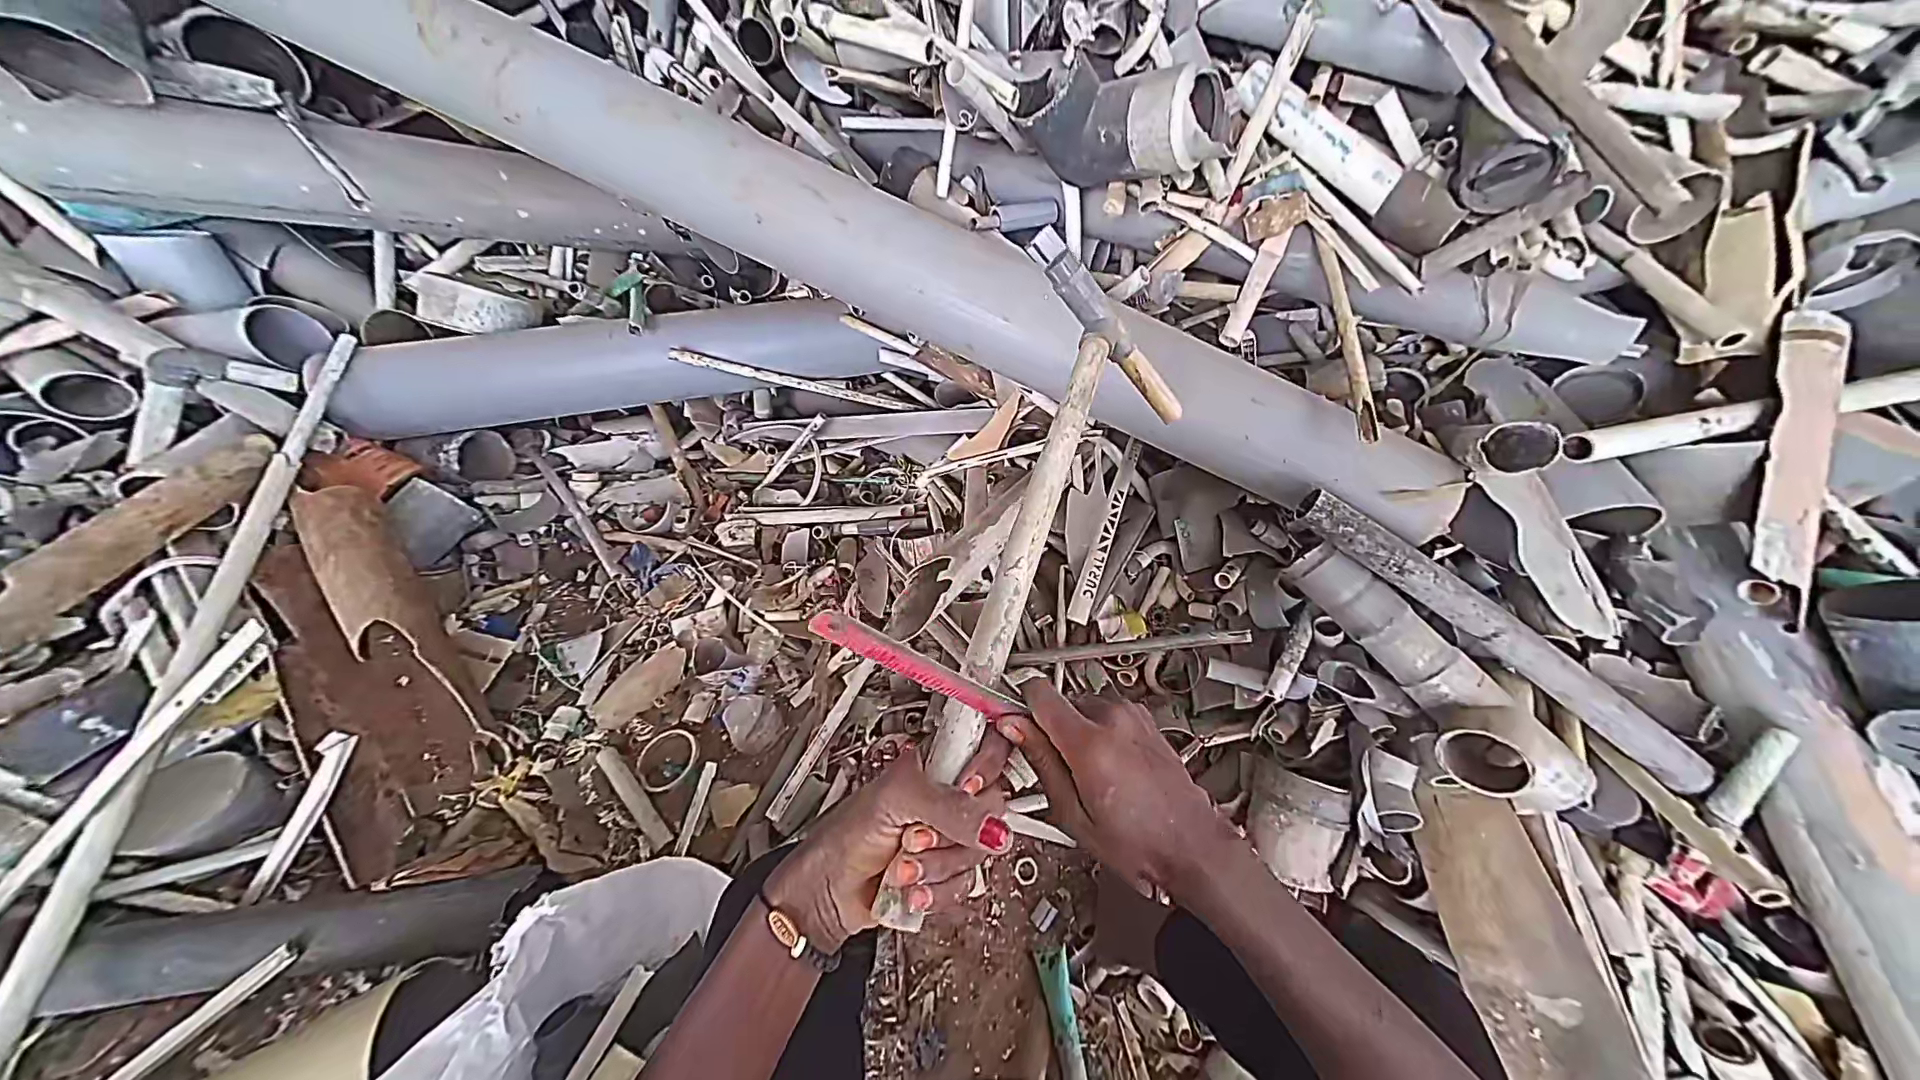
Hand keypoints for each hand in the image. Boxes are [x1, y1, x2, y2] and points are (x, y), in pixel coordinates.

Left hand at [763, 750, 1009, 952]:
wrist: (826, 893)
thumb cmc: (844, 834)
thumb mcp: (895, 801)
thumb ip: (948, 807)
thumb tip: (994, 827)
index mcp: (939, 764)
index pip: (989, 751)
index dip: (987, 769)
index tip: (968, 787)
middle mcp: (949, 797)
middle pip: (992, 810)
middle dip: (951, 833)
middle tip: (916, 836)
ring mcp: (950, 837)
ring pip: (979, 852)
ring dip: (937, 867)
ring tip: (902, 864)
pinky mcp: (948, 874)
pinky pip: (967, 885)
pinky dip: (937, 892)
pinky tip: (912, 888)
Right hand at [997, 681, 1234, 899]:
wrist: (1194, 848)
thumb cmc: (1141, 843)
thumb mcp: (1073, 814)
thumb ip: (1040, 761)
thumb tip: (1015, 728)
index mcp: (1090, 742)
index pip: (1039, 693)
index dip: (1021, 709)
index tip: (1017, 726)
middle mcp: (1114, 718)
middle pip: (1060, 702)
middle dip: (1051, 729)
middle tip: (1058, 769)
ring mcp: (1134, 716)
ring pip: (1083, 707)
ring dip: (1077, 732)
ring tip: (1089, 774)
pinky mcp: (1146, 721)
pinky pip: (1107, 715)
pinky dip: (1100, 734)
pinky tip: (1110, 770)